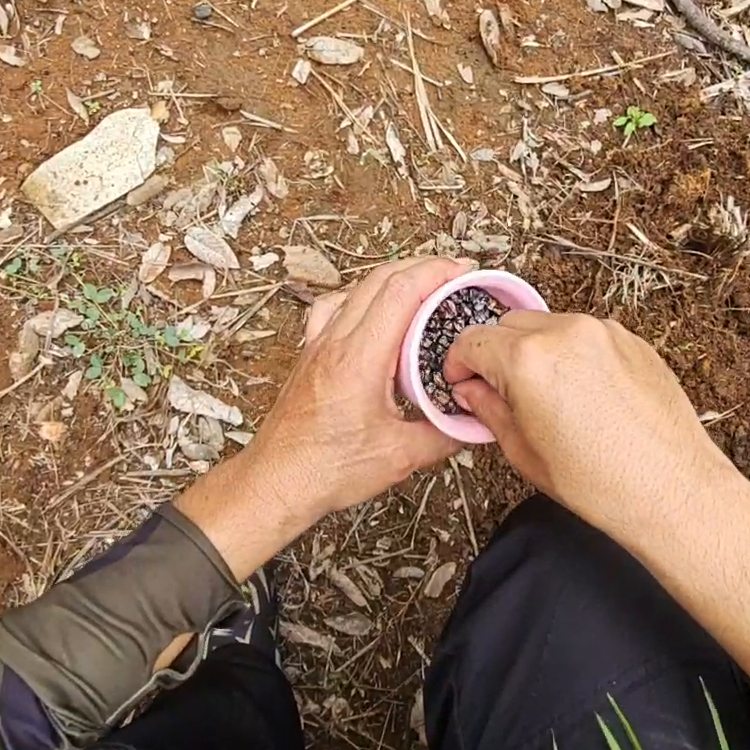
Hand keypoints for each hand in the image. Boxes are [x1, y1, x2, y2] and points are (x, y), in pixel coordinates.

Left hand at [176, 257, 469, 578]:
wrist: (275, 482)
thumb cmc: (326, 470)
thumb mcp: (400, 456)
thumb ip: (445, 435)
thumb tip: (475, 421)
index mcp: (360, 359)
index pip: (400, 292)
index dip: (435, 271)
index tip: (463, 270)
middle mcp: (336, 342)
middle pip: (380, 279)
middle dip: (421, 267)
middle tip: (452, 274)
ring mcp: (318, 344)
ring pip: (356, 288)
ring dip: (392, 278)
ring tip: (420, 286)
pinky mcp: (310, 354)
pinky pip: (333, 307)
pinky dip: (360, 297)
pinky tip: (372, 311)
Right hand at [442, 311, 720, 539]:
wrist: (673, 491)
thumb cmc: (599, 482)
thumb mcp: (524, 452)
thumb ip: (489, 410)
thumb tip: (470, 390)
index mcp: (527, 360)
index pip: (473, 340)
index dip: (458, 362)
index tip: (461, 381)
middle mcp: (563, 332)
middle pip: (507, 325)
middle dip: (495, 353)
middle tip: (499, 390)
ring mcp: (601, 331)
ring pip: (546, 325)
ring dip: (533, 349)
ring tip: (546, 393)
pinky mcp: (629, 338)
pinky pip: (583, 333)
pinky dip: (571, 352)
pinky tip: (583, 392)